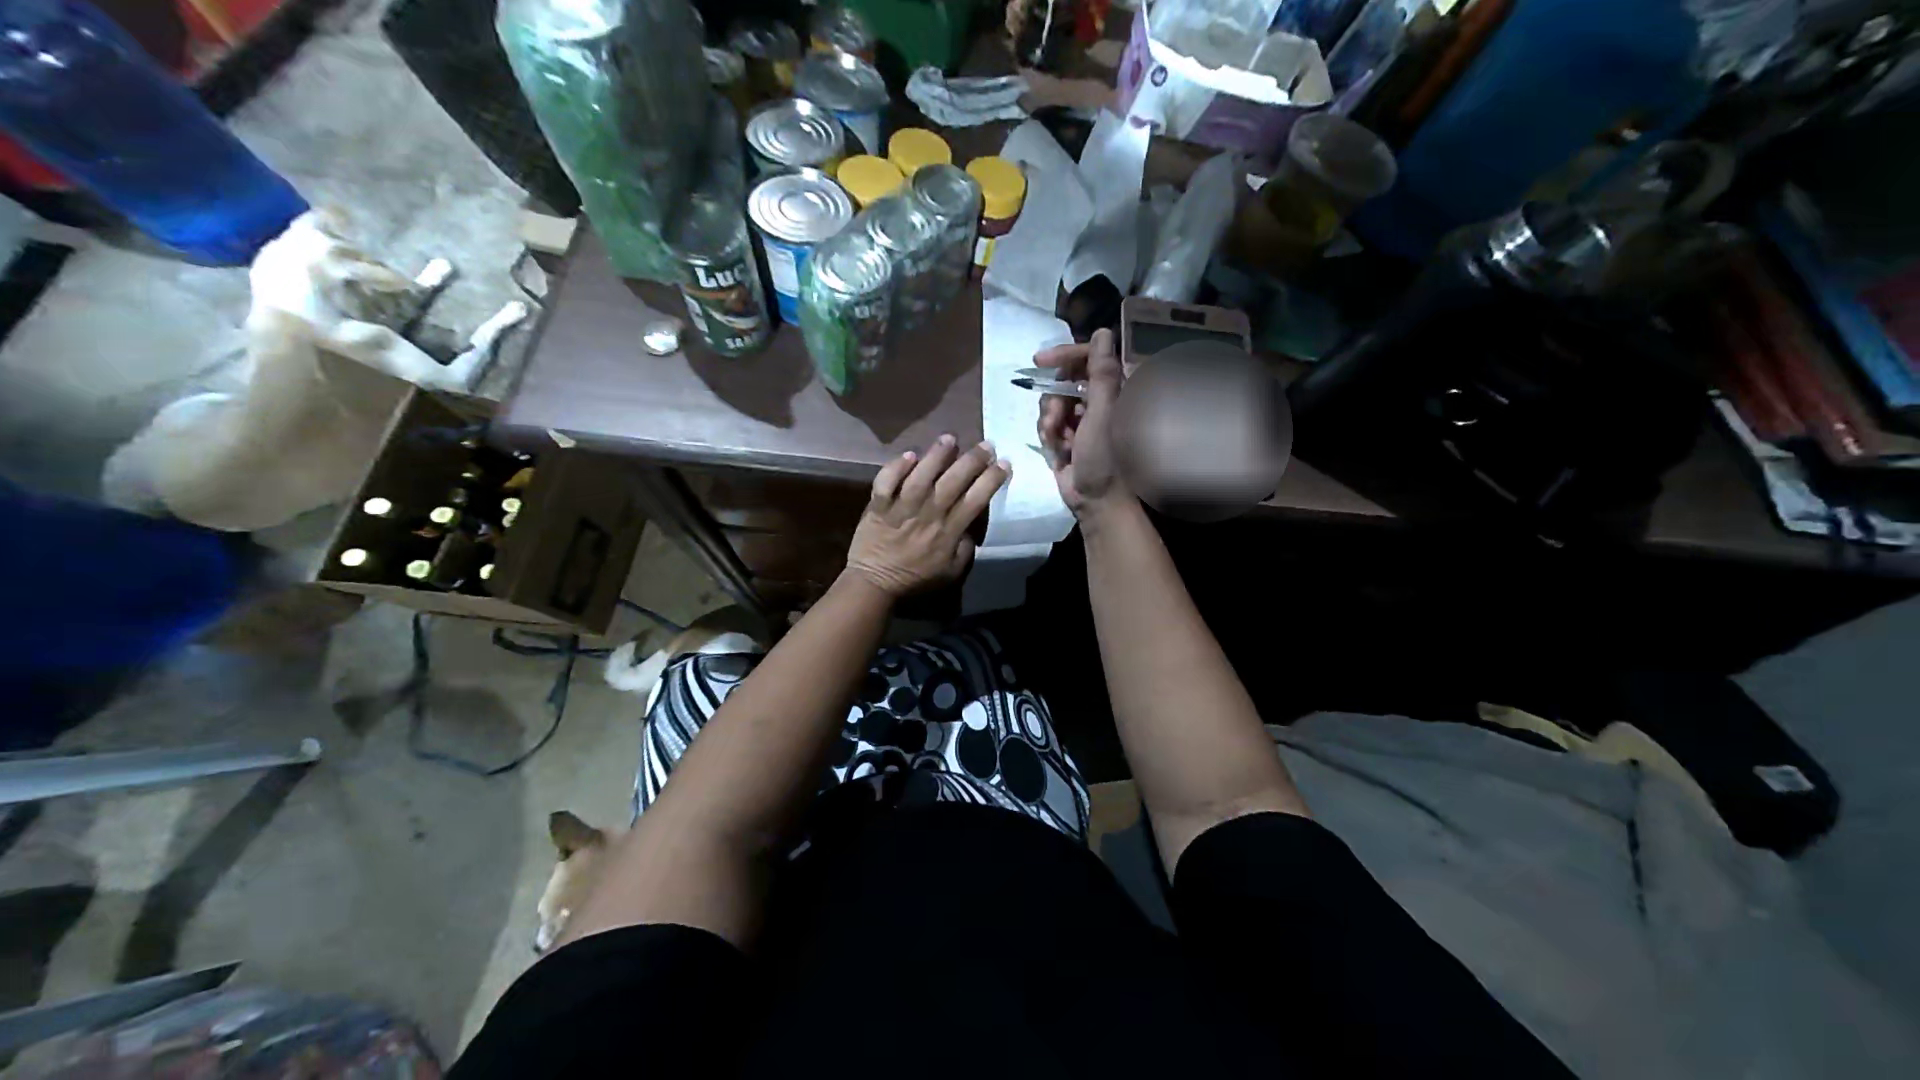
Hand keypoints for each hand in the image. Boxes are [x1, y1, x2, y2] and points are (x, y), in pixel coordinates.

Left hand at [845, 434, 1009, 597]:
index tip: (1003, 463)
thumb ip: (965, 548)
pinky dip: (895, 469)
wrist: (875, 583)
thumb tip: (972, 524)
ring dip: (936, 457)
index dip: (991, 480)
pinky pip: (885, 484)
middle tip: (986, 445)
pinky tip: (908, 455)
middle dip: (972, 461)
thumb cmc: (915, 578)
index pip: (975, 500)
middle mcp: (928, 515)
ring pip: (920, 478)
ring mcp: (902, 509)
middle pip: (953, 483)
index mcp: (948, 532)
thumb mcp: (951, 572)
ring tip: (950, 439)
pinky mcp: (879, 507)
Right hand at [1035, 328, 1130, 521]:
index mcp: (1116, 390)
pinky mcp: (1069, 435)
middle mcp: (1100, 399)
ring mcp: (1083, 418)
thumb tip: (1104, 332)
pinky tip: (1058, 451)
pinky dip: (1049, 434)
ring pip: (1053, 400)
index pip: (1089, 357)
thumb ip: (1102, 373)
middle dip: (1054, 399)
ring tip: (1058, 441)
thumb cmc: (1107, 459)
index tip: (1040, 361)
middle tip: (1054, 420)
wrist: (1096, 502)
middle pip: (1065, 379)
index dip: (1065, 356)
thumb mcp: (1103, 414)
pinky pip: (1049, 422)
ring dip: (1050, 420)